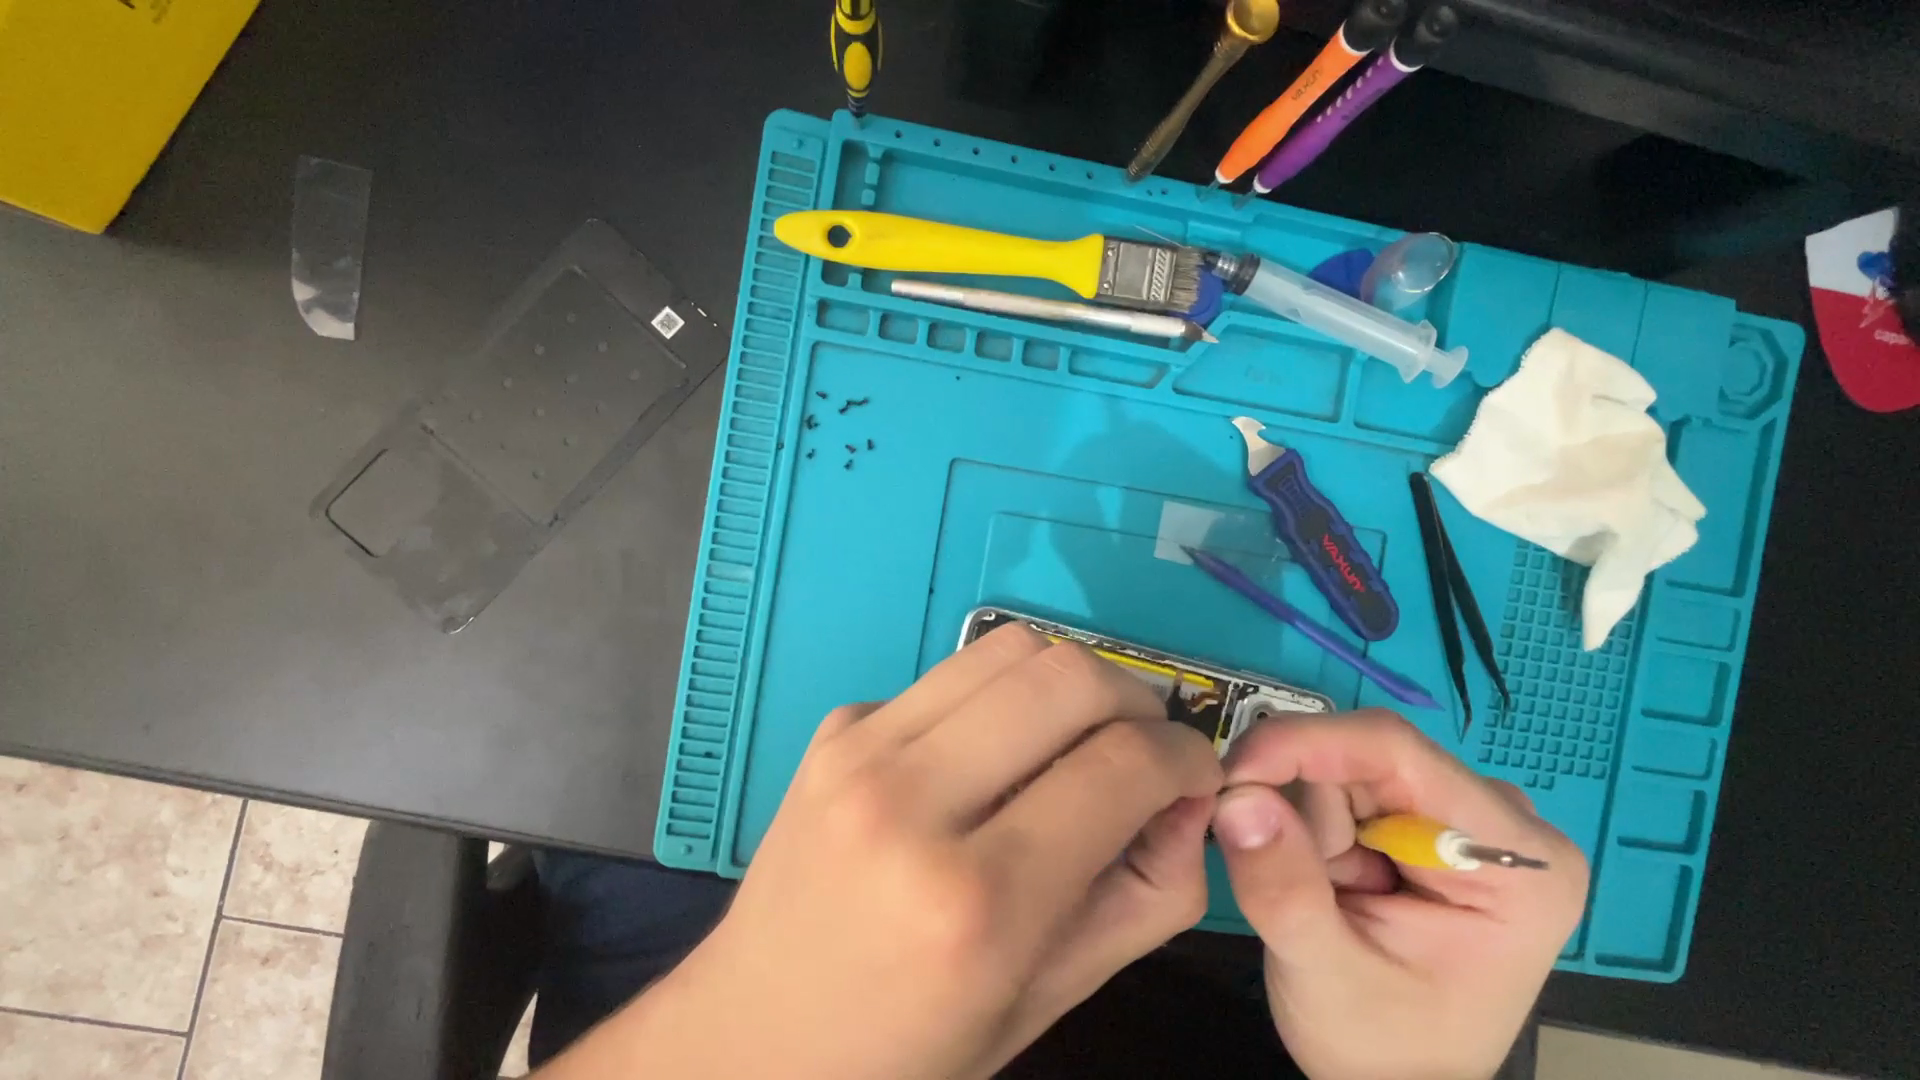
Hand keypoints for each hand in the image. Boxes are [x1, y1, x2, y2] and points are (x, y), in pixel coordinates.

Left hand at [560, 624, 1220, 1079]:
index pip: (1122, 768)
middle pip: (1066, 675)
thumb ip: (1145, 896)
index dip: (1186, 757)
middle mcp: (910, 802)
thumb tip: (1188, 796)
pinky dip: (998, 699)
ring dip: (1070, 680)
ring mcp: (860, 749)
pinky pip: (950, 675)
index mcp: (975, 901)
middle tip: (1144, 746)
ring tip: (1078, 736)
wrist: (756, 1034)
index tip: (1195, 772)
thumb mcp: (1049, 999)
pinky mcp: (835, 726)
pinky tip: (990, 755)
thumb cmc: (909, 1047)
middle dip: (1136, 699)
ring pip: (1009, 648)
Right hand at [1211, 709, 1588, 1079]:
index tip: (1231, 774)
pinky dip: (1311, 822)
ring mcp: (1465, 815)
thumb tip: (1237, 796)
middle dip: (1303, 805)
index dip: (1304, 745)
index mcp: (1514, 861)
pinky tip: (1327, 876)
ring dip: (1305, 818)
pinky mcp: (1429, 818)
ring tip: (1321, 892)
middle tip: (1291, 877)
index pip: (1397, 753)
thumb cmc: (1380, 1046)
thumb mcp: (1324, 975)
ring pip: (1346, 764)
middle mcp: (1501, 820)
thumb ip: (1284, 889)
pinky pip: (1344, 783)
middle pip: (1365, 755)